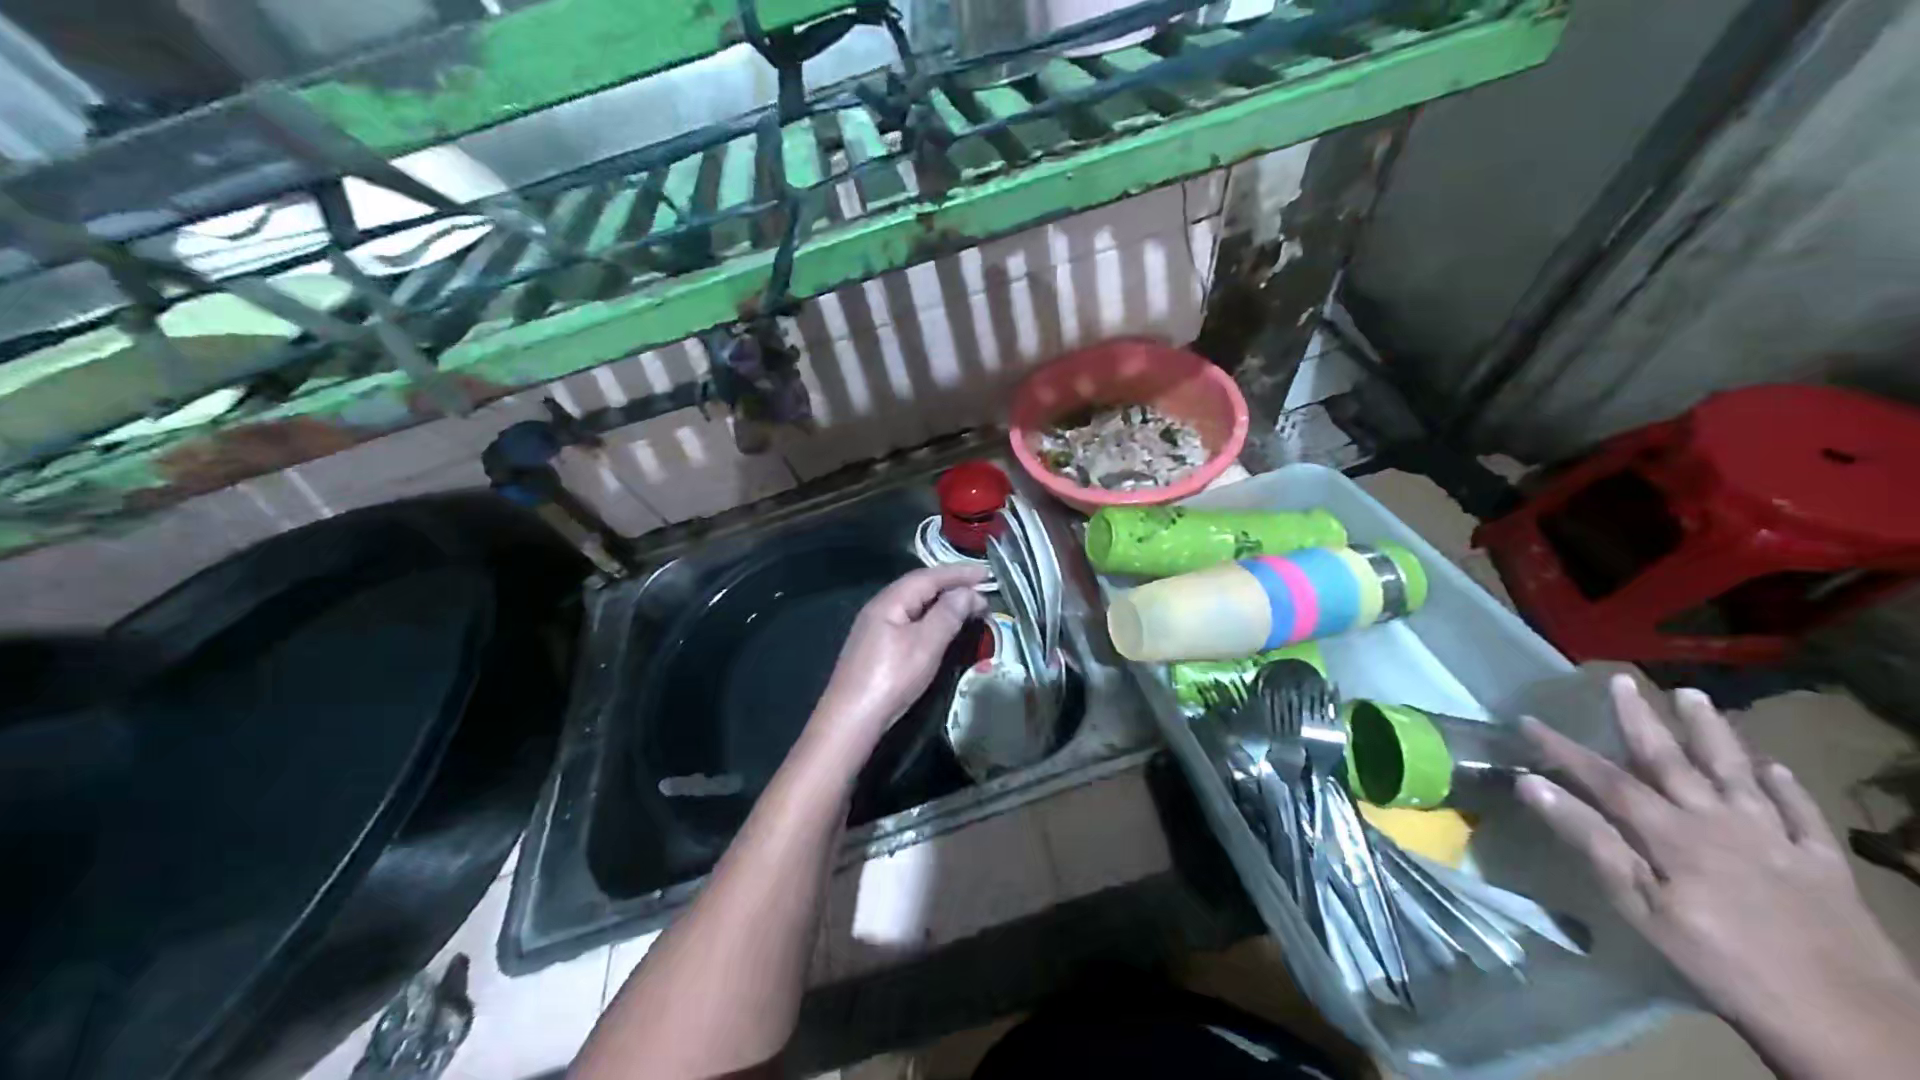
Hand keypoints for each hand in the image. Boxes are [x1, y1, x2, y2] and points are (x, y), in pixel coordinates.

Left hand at [812, 564, 988, 748]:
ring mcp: (875, 628)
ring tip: (968, 606)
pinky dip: (931, 618)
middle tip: (982, 589)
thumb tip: (968, 592)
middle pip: (919, 587)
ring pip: (914, 605)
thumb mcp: (925, 645)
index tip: (987, 573)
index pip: (928, 576)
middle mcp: (879, 608)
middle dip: (952, 585)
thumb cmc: (891, 679)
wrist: (851, 720)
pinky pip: (909, 620)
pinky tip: (941, 627)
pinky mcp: (876, 648)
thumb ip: (948, 615)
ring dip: (943, 602)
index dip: (958, 573)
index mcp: (889, 601)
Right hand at [1519, 676, 1919, 1076]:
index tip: (1528, 720)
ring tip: (1693, 696)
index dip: (1563, 748)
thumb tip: (1533, 784)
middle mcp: (1720, 823)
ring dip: (1712, 733)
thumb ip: (1590, 841)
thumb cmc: (1721, 965)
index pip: (1604, 778)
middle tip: (1623, 681)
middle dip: (1641, 719)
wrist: (1849, 1025)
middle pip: (1673, 761)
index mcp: (1671, 834)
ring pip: (1737, 773)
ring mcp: (1777, 841)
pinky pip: (1802, 815)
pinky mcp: (1824, 865)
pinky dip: (1786, 786)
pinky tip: (1774, 768)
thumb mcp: (1639, 907)